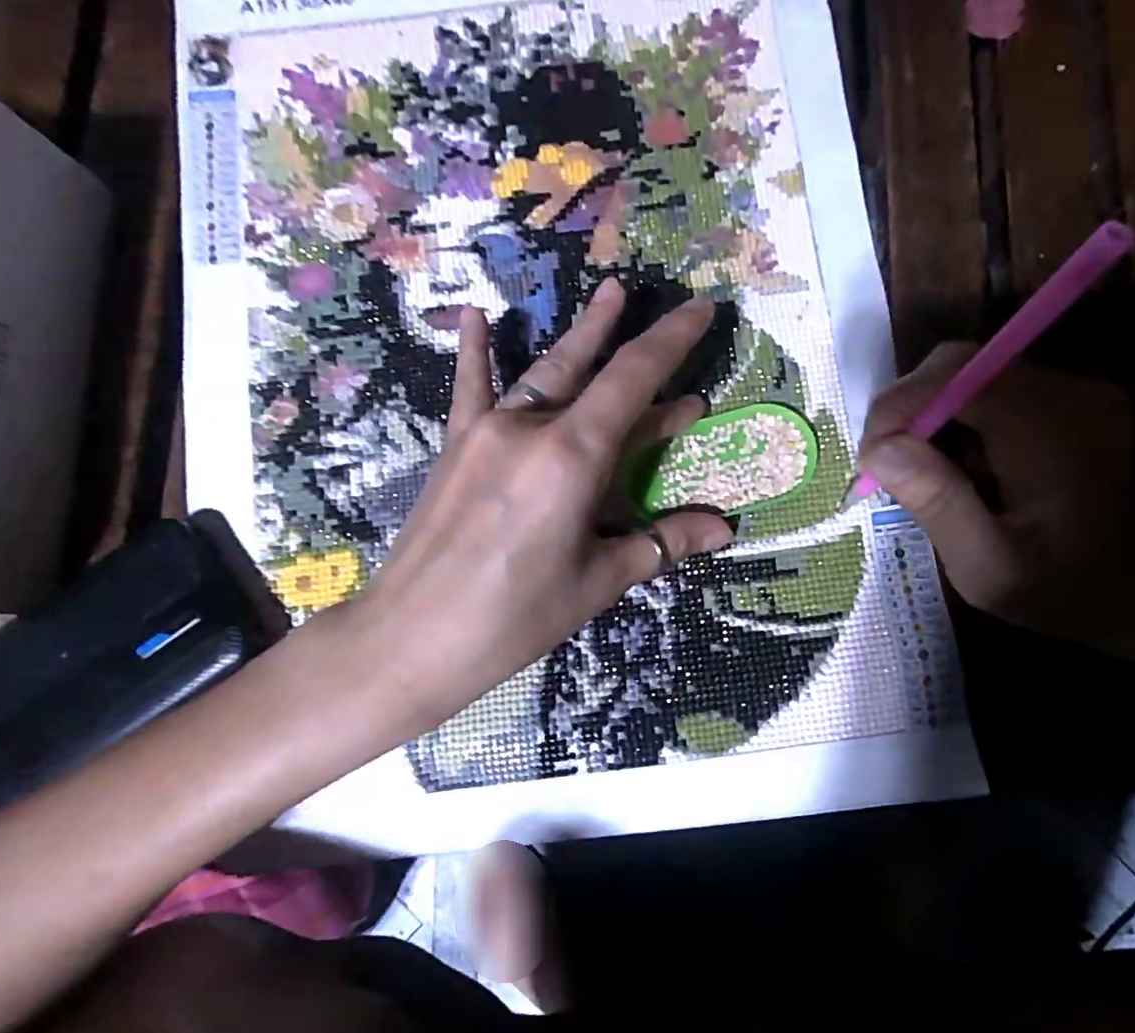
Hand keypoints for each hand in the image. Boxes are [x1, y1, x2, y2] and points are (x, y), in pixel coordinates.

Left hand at [325, 280, 733, 728]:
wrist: (412, 637)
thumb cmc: (516, 616)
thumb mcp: (599, 581)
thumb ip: (662, 543)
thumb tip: (722, 529)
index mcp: (572, 455)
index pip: (634, 380)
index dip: (672, 341)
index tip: (701, 310)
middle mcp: (530, 426)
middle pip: (593, 368)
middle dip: (636, 336)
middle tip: (672, 306)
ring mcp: (486, 430)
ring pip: (545, 372)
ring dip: (582, 335)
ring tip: (608, 293)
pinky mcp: (455, 446)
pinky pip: (470, 389)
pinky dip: (476, 353)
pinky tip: (477, 315)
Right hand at [856, 343, 1134, 643]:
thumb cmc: (1062, 591)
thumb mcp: (987, 569)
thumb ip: (937, 504)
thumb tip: (878, 450)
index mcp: (1055, 434)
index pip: (959, 378)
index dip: (900, 406)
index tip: (870, 460)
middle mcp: (1071, 394)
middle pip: (961, 364)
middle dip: (908, 410)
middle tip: (886, 467)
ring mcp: (1074, 391)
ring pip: (969, 374)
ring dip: (930, 417)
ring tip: (922, 475)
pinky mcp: (1068, 398)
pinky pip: (989, 390)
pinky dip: (956, 422)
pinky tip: (959, 469)